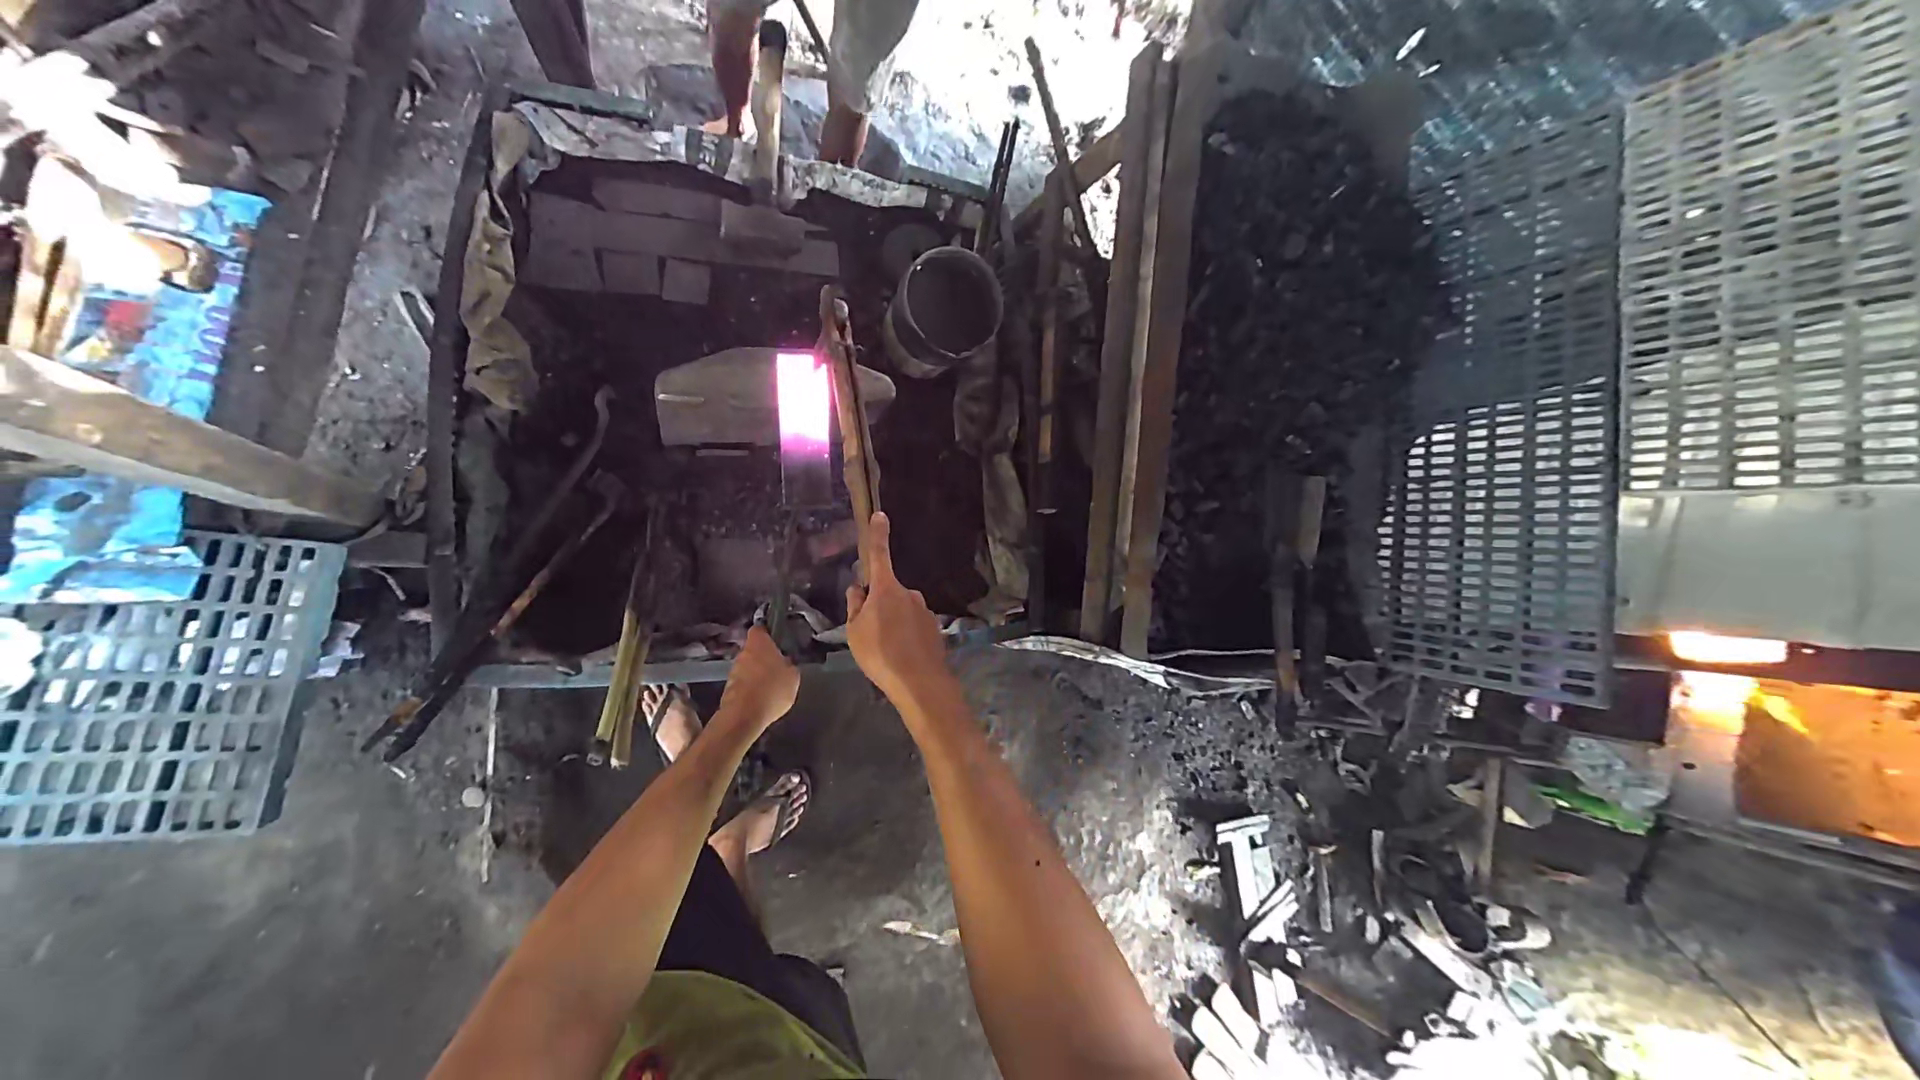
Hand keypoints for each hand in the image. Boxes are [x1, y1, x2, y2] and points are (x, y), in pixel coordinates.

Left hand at [717, 625, 798, 731]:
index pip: (760, 629)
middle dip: (764, 657)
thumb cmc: (772, 689)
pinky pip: (743, 683)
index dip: (768, 633)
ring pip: (748, 667)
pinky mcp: (728, 689)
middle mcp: (742, 653)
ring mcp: (733, 671)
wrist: (744, 715)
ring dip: (757, 673)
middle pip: (754, 650)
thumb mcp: (793, 676)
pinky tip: (762, 698)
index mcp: (758, 643)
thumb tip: (786, 662)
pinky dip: (751, 688)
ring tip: (771, 686)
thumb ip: (789, 664)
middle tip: (778, 667)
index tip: (777, 640)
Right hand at [845, 512, 953, 708]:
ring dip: (892, 624)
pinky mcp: (934, 627)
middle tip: (868, 633)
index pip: (879, 555)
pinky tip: (901, 656)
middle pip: (887, 592)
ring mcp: (924, 610)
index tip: (880, 515)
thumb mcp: (854, 631)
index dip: (878, 534)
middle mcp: (909, 593)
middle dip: (878, 606)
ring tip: (885, 651)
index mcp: (886, 589)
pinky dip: (905, 636)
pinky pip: (913, 626)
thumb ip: (855, 606)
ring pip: (901, 611)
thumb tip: (857, 589)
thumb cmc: (880, 654)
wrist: (919, 682)